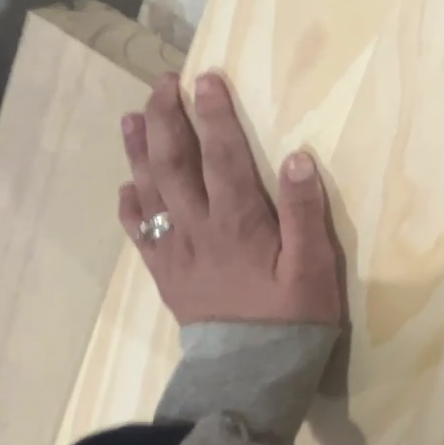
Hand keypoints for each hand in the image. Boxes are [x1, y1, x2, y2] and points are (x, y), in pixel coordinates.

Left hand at [119, 72, 343, 325]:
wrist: (253, 366)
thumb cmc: (295, 307)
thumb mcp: (314, 259)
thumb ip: (304, 207)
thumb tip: (299, 155)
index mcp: (238, 220)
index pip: (224, 155)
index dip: (216, 115)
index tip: (208, 78)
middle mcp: (198, 228)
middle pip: (176, 165)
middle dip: (169, 120)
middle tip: (164, 82)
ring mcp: (176, 250)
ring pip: (150, 191)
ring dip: (141, 151)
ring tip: (135, 116)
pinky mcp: (167, 270)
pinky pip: (140, 230)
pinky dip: (131, 202)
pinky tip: (129, 183)